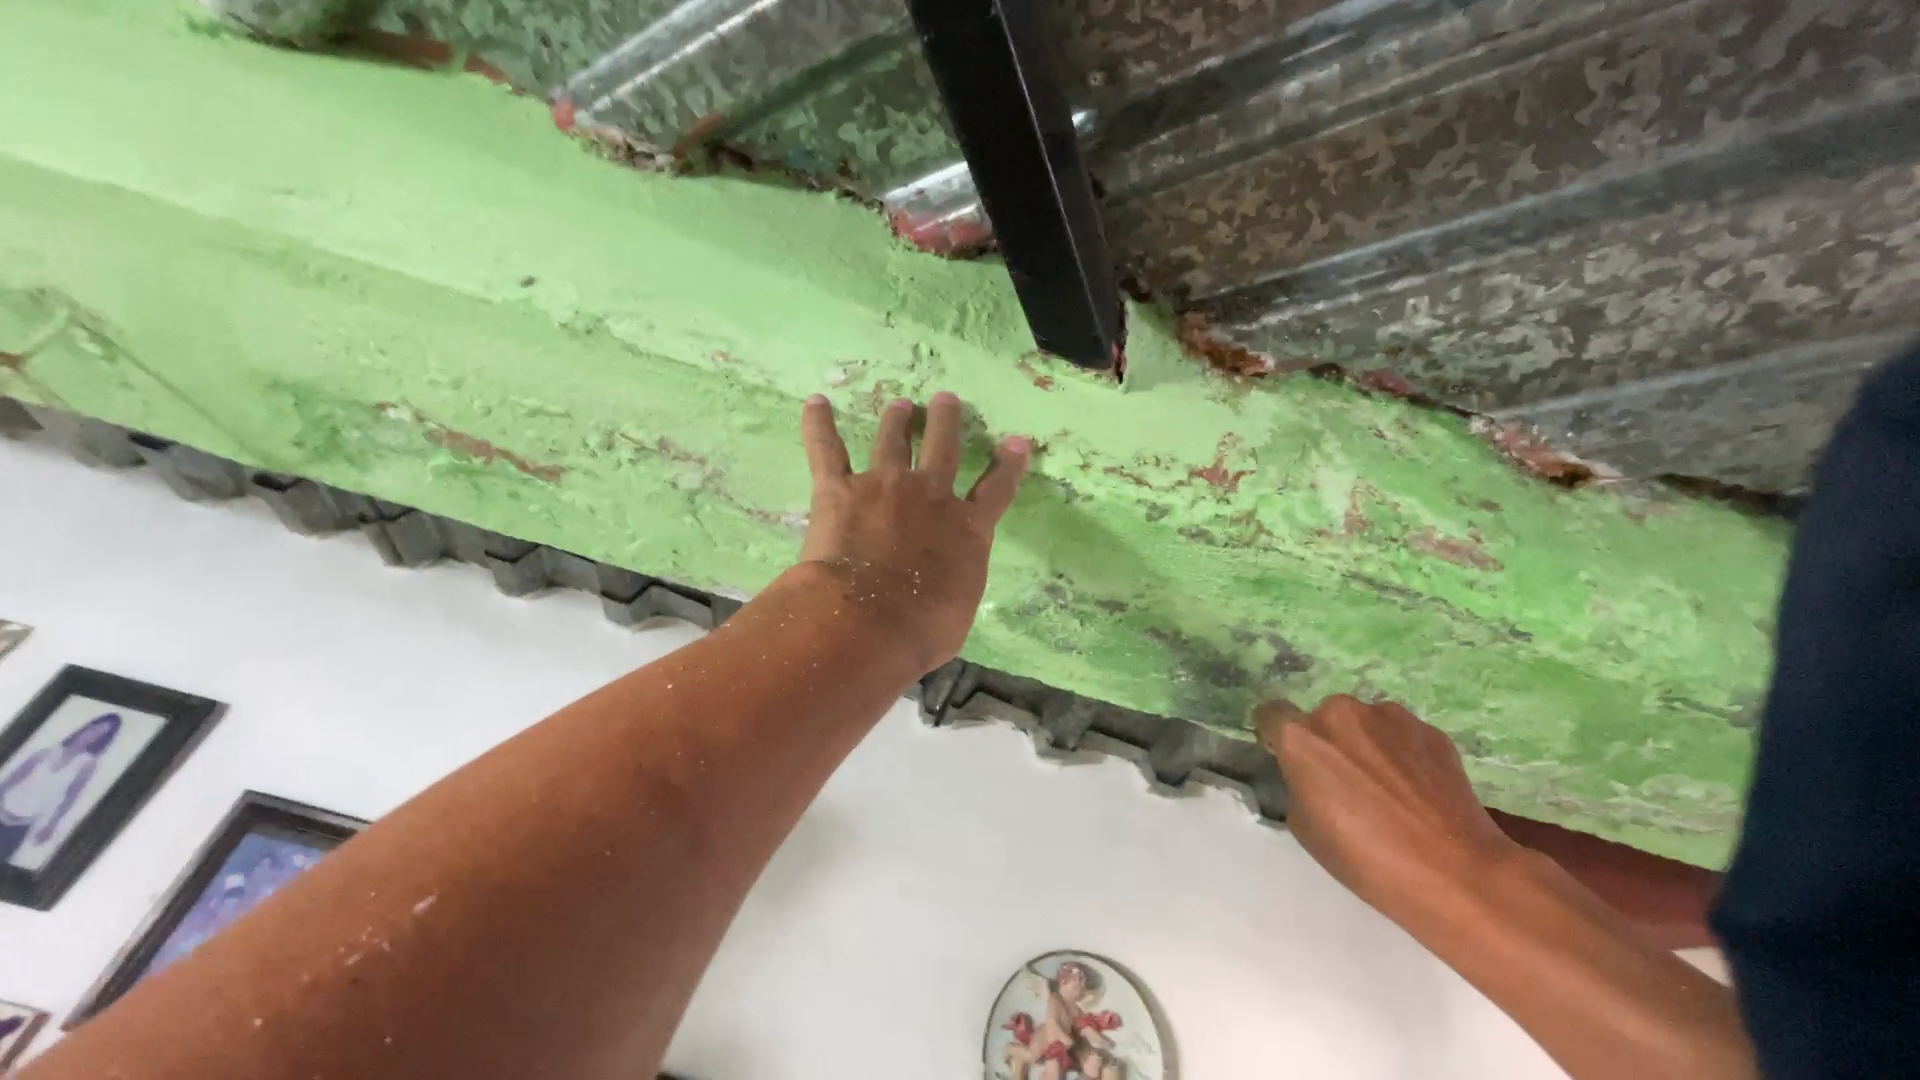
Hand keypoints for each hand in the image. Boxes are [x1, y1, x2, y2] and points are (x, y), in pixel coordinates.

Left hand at [798, 391, 1029, 672]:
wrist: (870, 621)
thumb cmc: (921, 630)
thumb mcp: (957, 611)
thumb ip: (954, 584)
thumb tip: (942, 584)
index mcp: (967, 528)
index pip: (996, 489)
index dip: (1008, 463)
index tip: (1016, 441)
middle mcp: (930, 496)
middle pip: (943, 446)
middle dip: (946, 420)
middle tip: (945, 400)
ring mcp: (884, 486)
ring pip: (893, 440)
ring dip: (898, 419)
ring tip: (899, 405)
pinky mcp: (840, 490)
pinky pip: (827, 448)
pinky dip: (819, 424)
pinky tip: (815, 403)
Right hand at [1256, 696, 1518, 925]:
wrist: (1454, 871)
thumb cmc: (1365, 857)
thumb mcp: (1304, 827)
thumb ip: (1299, 785)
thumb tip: (1312, 776)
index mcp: (1301, 736)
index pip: (1271, 714)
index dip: (1276, 737)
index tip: (1289, 759)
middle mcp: (1342, 713)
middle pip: (1323, 718)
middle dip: (1329, 742)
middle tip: (1346, 783)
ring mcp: (1391, 717)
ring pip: (1366, 724)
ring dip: (1367, 744)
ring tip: (1389, 788)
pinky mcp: (1431, 731)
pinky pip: (1403, 735)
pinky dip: (1403, 754)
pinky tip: (1418, 791)